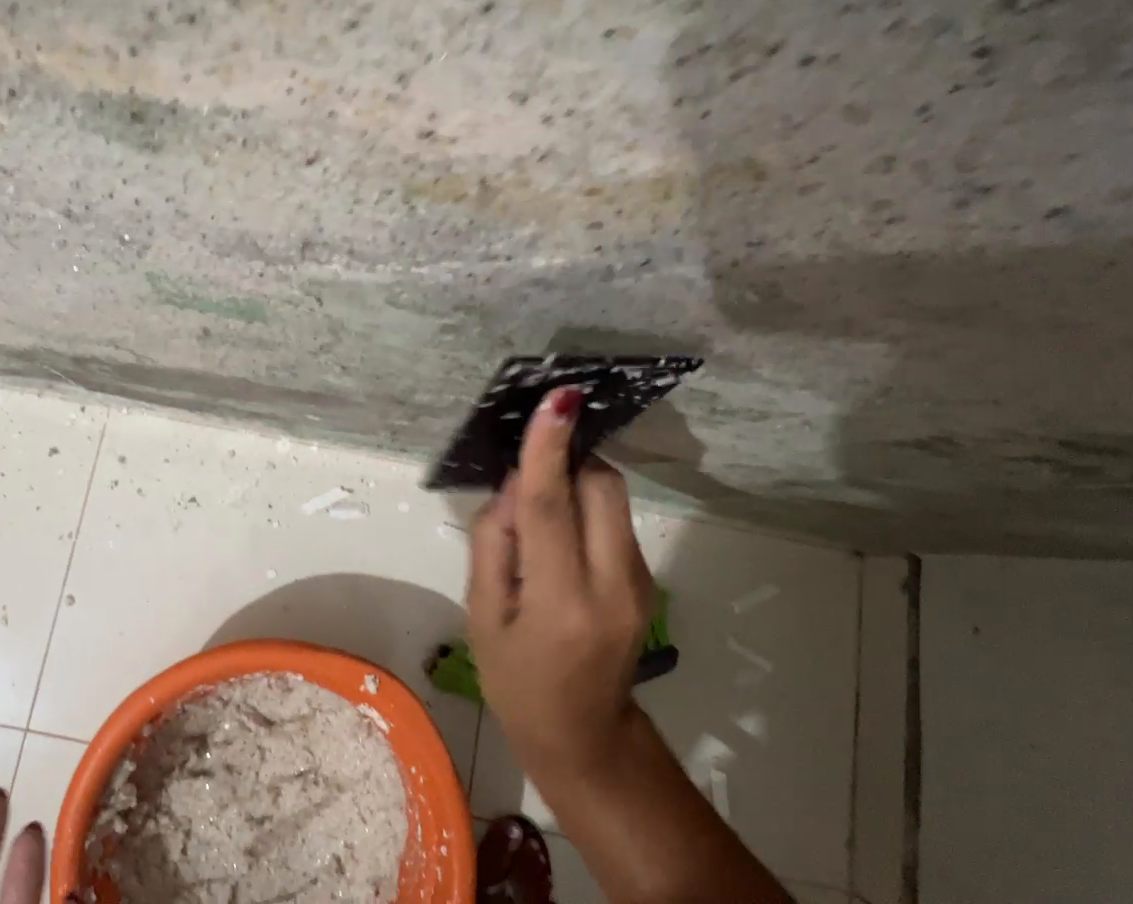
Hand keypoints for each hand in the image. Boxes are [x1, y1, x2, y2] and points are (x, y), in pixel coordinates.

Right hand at [466, 386, 656, 784]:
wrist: (583, 735)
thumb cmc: (516, 681)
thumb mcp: (482, 616)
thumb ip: (494, 542)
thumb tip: (515, 482)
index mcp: (561, 603)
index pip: (553, 510)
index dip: (550, 450)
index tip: (557, 399)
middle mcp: (613, 587)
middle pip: (603, 488)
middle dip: (570, 459)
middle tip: (533, 468)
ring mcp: (641, 584)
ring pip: (614, 499)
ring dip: (577, 484)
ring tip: (540, 514)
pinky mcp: (649, 580)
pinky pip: (616, 521)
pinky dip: (586, 509)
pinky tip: (560, 537)